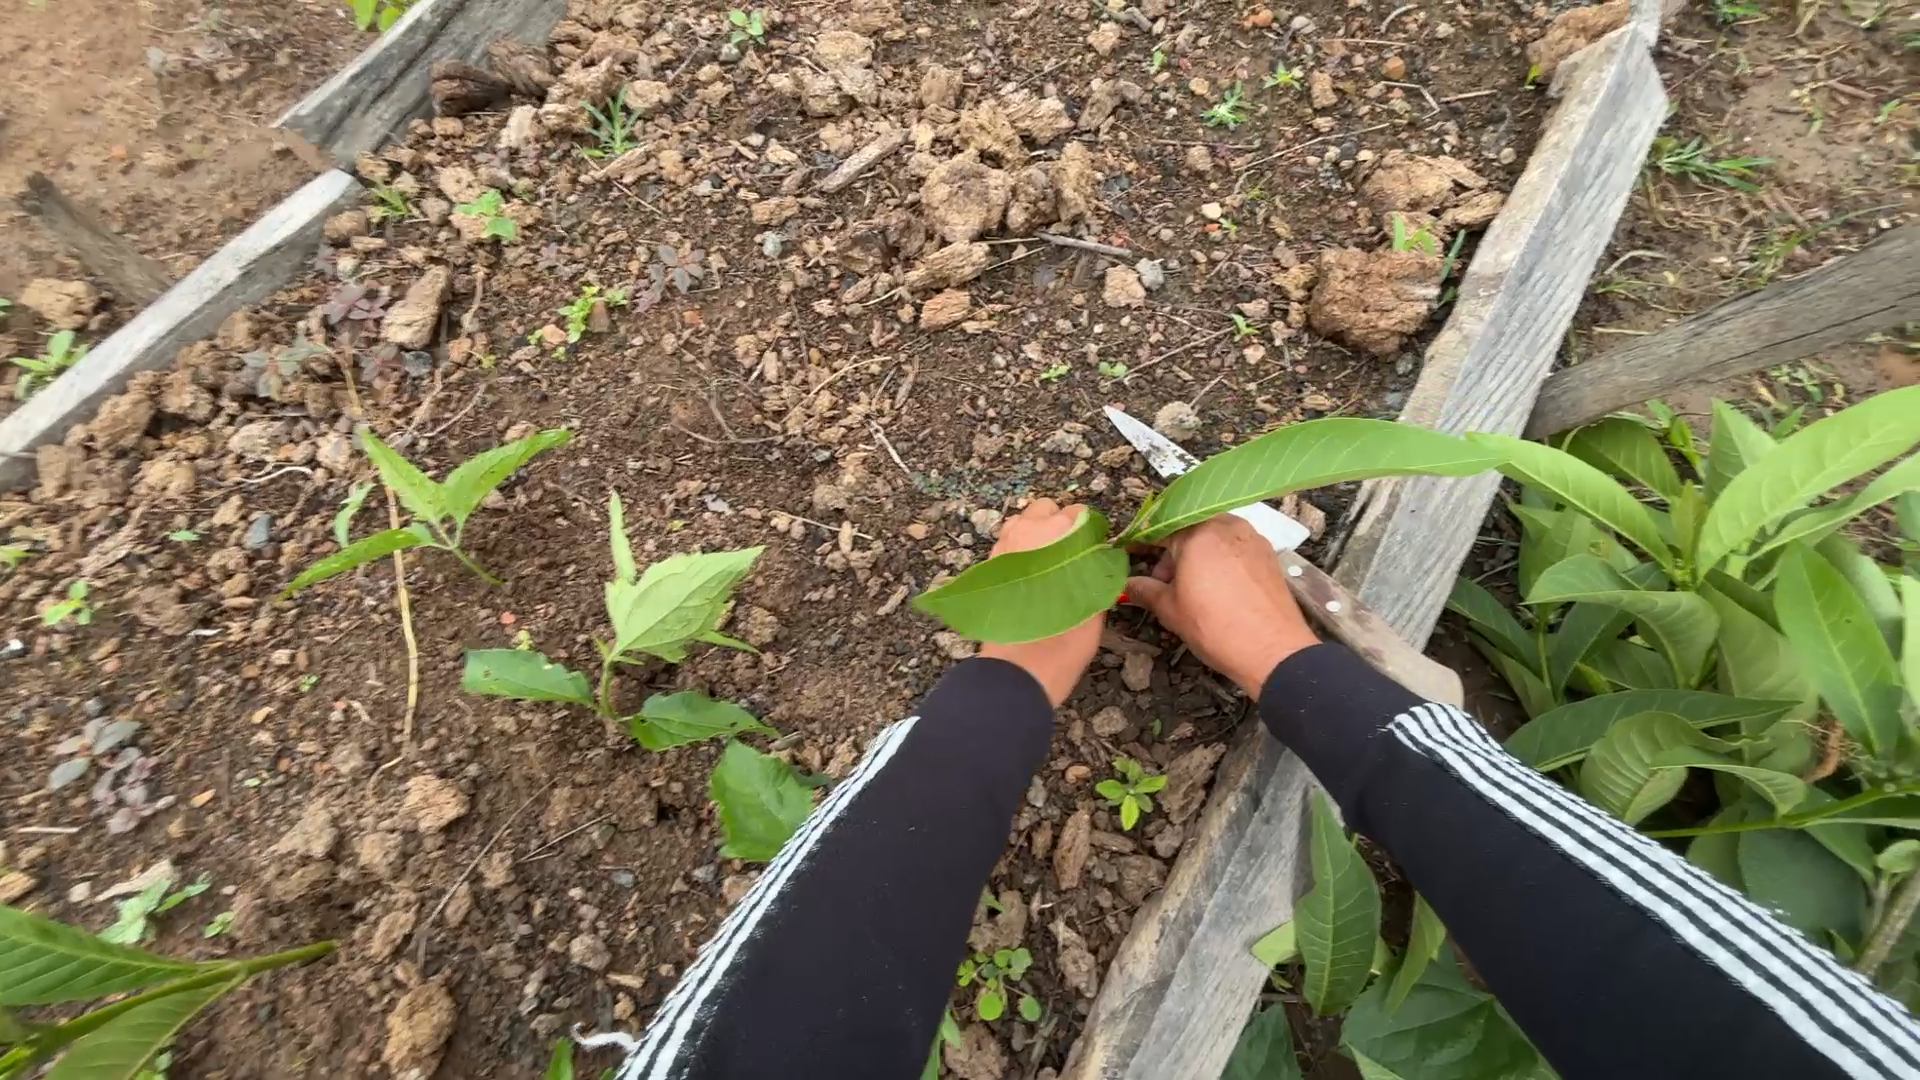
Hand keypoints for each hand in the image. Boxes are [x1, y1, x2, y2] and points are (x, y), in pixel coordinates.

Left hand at [977, 499, 1105, 706]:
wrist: (1020, 667)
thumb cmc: (1065, 636)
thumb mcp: (1096, 601)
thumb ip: (1097, 569)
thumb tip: (1100, 557)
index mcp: (1058, 534)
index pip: (1078, 513)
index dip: (1090, 529)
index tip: (1096, 546)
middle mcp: (1026, 532)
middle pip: (1045, 509)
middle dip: (1060, 522)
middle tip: (1073, 550)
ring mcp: (1003, 547)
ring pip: (1022, 522)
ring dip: (1037, 532)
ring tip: (1050, 559)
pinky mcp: (988, 566)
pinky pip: (1008, 542)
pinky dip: (1020, 548)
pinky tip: (1033, 572)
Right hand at [1123, 515, 1318, 698]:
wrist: (1273, 651)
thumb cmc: (1215, 627)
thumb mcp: (1170, 609)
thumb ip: (1145, 590)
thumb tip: (1128, 584)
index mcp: (1198, 534)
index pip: (1160, 528)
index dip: (1142, 541)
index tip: (1131, 552)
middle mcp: (1226, 527)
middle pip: (1189, 528)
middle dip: (1172, 549)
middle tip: (1162, 580)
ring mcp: (1251, 538)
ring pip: (1213, 535)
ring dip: (1195, 552)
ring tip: (1189, 585)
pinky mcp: (1267, 554)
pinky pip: (1233, 546)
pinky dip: (1218, 557)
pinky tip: (1214, 585)